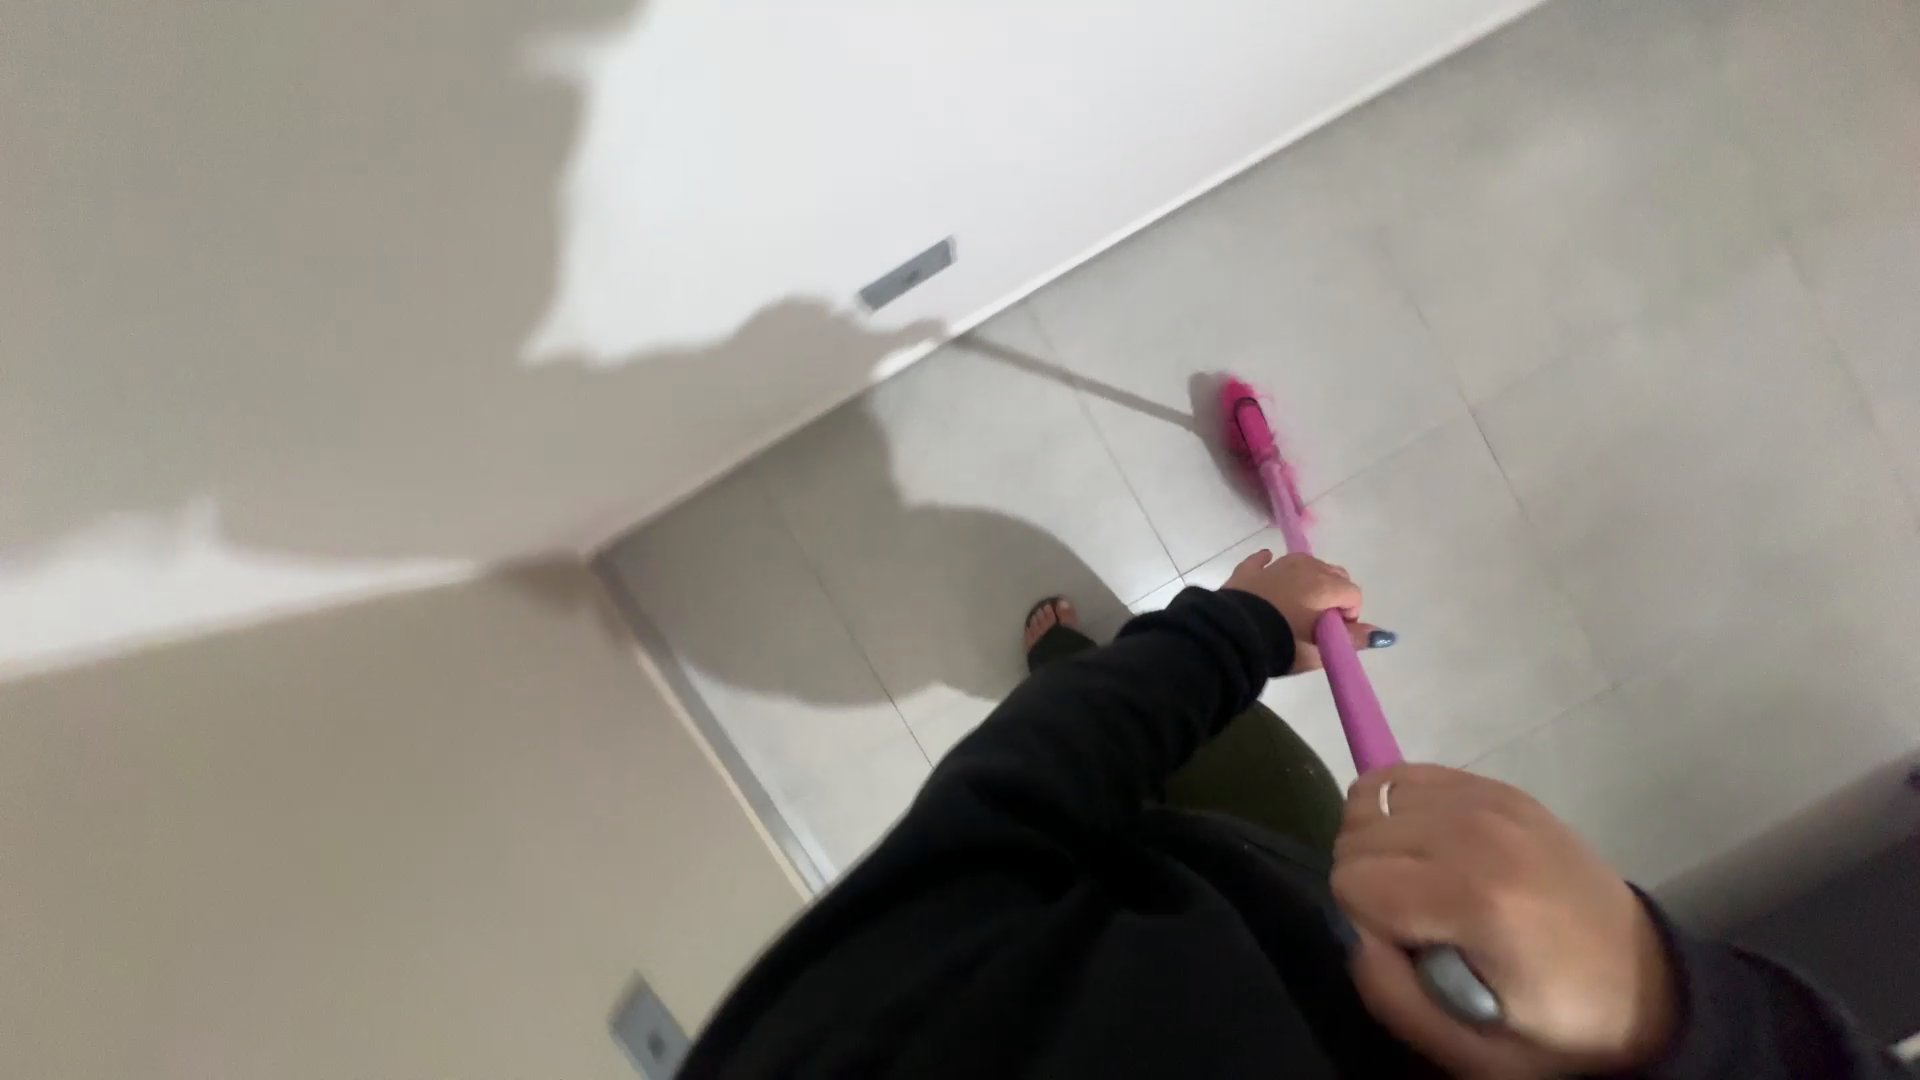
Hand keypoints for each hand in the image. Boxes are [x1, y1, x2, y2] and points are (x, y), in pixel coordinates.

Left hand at [1220, 550, 1381, 673]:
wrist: (1233, 636)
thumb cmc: (1281, 644)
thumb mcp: (1320, 649)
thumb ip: (1353, 639)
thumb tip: (1383, 635)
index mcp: (1325, 585)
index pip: (1353, 593)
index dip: (1349, 614)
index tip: (1333, 633)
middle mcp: (1303, 568)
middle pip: (1332, 573)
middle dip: (1332, 594)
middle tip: (1317, 621)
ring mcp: (1274, 565)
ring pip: (1302, 563)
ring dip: (1307, 578)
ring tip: (1297, 604)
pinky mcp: (1247, 569)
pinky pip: (1263, 560)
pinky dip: (1269, 564)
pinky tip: (1268, 569)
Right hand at [1333, 765, 1677, 1078]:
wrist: (1649, 982)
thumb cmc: (1558, 1020)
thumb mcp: (1477, 1050)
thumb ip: (1391, 994)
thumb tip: (1356, 935)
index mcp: (1476, 899)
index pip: (1351, 882)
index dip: (1367, 923)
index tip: (1413, 948)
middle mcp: (1475, 832)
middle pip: (1354, 838)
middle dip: (1367, 881)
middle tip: (1414, 916)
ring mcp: (1485, 799)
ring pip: (1366, 801)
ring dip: (1375, 841)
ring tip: (1416, 876)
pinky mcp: (1491, 785)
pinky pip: (1396, 777)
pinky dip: (1390, 807)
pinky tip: (1421, 842)